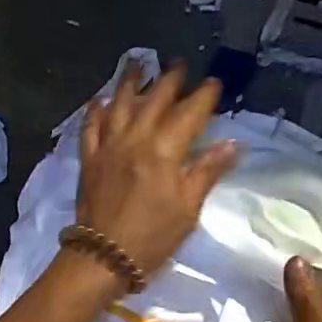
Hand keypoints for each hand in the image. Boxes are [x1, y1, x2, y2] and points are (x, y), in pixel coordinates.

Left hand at [76, 64, 239, 277]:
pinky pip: (91, 127)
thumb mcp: (187, 210)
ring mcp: (109, 147)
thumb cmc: (152, 238)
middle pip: (155, 100)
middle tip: (180, 65)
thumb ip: (206, 173)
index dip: (204, 97)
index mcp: (165, 152)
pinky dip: (96, 110)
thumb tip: (231, 144)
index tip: (214, 83)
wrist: (103, 257)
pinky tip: (101, 100)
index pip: (189, 114)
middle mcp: (136, 139)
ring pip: (120, 104)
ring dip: (131, 82)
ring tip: (139, 64)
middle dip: (170, 80)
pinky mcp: (90, 160)